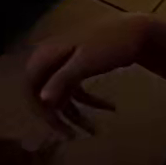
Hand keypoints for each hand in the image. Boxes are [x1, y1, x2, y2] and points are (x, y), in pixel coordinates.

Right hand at [24, 13, 149, 134]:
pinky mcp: (78, 67)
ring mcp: (64, 64)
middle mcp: (49, 59)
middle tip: (72, 135)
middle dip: (56, 116)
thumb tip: (42, 100)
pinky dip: (89, 101)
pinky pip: (75, 89)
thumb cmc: (109, 43)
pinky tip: (110, 108)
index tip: (55, 126)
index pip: (29, 86)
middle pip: (42, 93)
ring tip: (94, 130)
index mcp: (46, 55)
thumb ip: (62, 80)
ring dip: (74, 113)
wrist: (136, 30)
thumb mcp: (85, 63)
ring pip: (60, 93)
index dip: (38, 108)